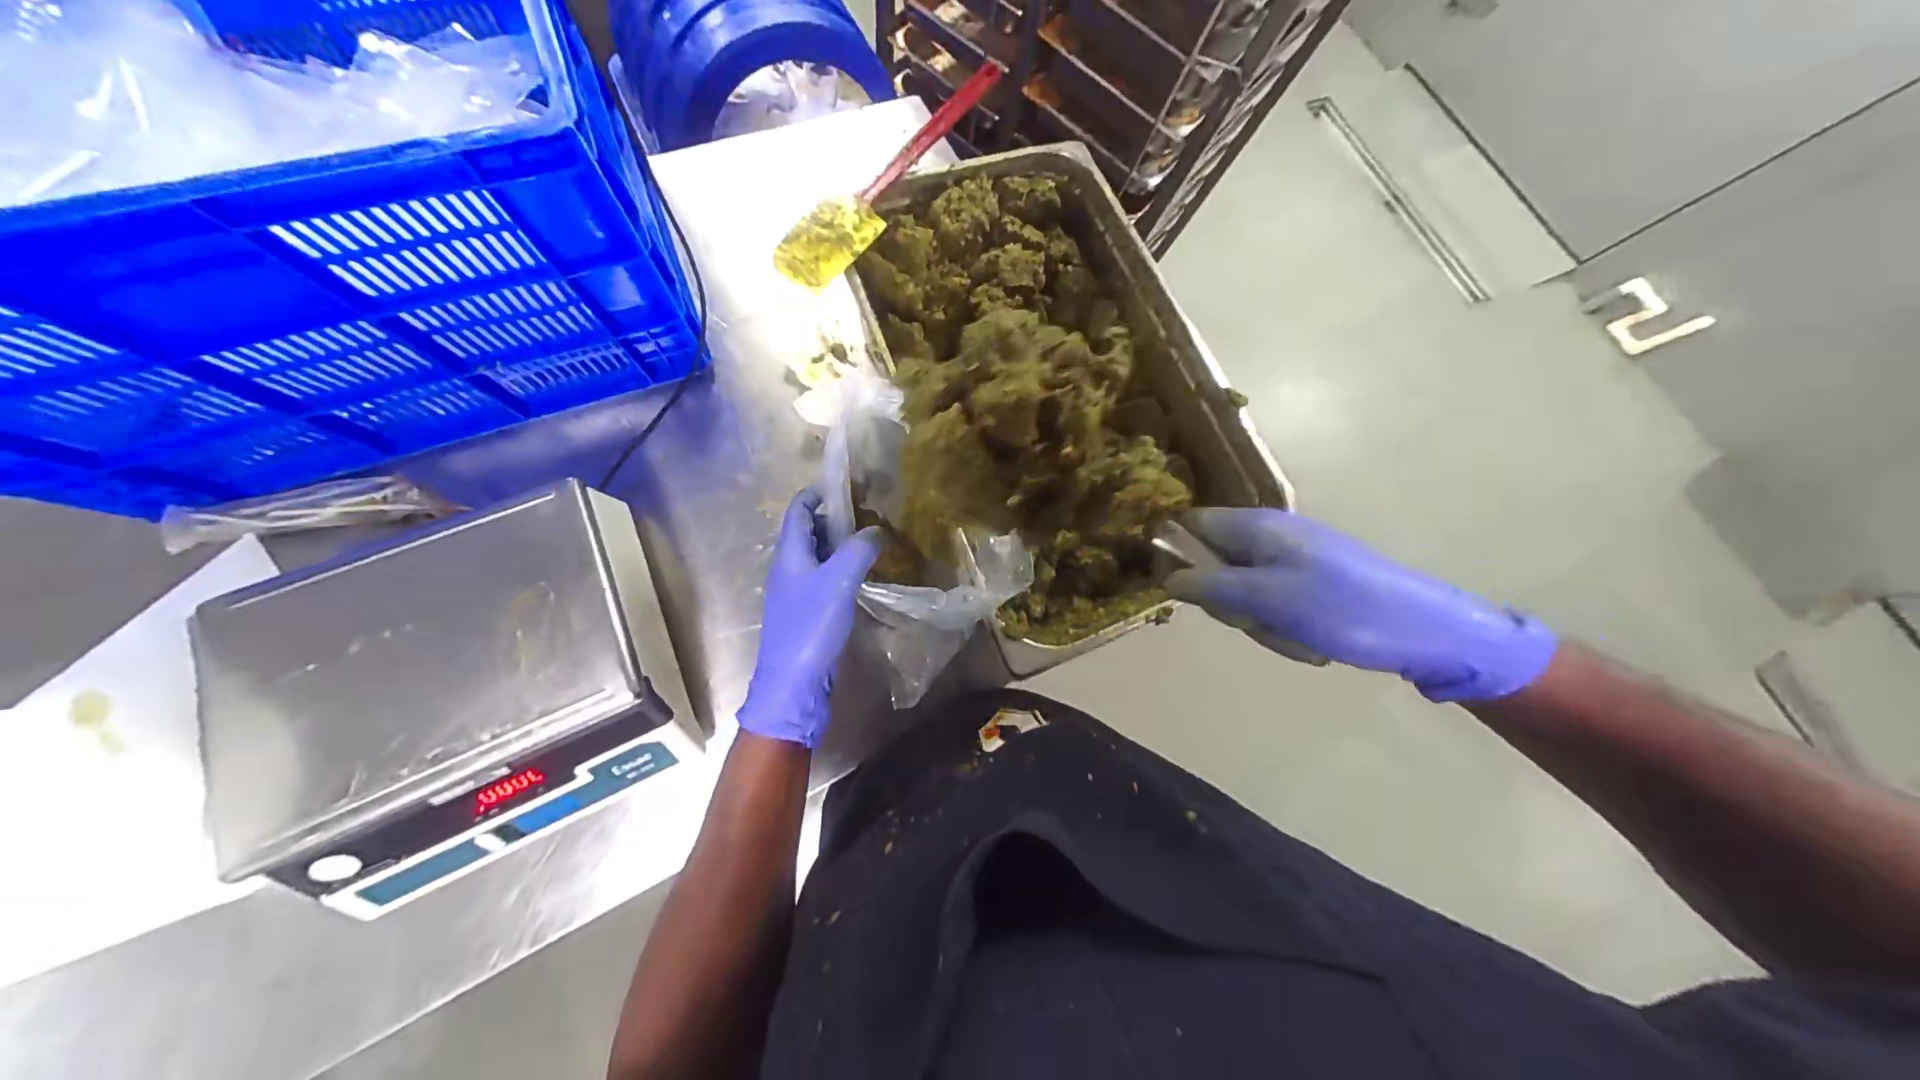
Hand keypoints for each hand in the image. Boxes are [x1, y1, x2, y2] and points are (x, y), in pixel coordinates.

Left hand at [736, 490, 882, 746]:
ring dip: (837, 545)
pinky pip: (821, 580)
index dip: (816, 494)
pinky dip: (838, 570)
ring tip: (868, 540)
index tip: (844, 486)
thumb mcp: (839, 582)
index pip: (797, 511)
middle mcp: (787, 570)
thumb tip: (877, 530)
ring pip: (815, 558)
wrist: (793, 684)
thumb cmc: (811, 626)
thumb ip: (858, 551)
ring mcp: (794, 594)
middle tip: (866, 512)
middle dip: (832, 518)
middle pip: (806, 533)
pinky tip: (860, 576)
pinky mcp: (805, 615)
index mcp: (789, 555)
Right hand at [1164, 508, 1556, 701]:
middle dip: (1227, 601)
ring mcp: (1294, 560)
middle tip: (1254, 620)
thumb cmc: (1343, 609)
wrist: (1428, 632)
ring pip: (1243, 592)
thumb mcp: (1268, 600)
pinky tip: (1308, 642)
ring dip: (1258, 620)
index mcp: (1259, 526)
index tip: (1183, 593)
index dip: (1177, 554)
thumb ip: (1211, 586)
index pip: (1192, 525)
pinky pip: (1273, 604)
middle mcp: (1272, 536)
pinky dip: (1282, 626)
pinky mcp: (1312, 583)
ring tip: (1292, 636)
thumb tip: (1166, 578)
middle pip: (1215, 563)